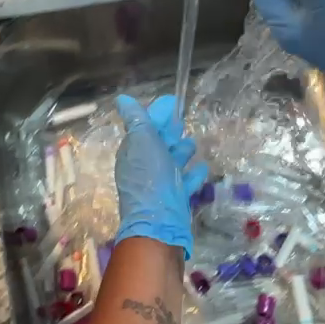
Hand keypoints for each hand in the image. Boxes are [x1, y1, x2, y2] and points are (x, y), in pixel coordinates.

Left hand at [113, 95, 209, 256]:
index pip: (144, 127)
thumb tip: (122, 99)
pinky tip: (202, 168)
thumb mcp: (142, 143)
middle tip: (181, 121)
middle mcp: (144, 167)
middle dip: (168, 132)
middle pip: (158, 144)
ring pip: (172, 162)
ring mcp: (160, 185)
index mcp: (134, 152)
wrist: (160, 224)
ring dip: (181, 151)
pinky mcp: (174, 199)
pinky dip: (193, 174)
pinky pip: (184, 182)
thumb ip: (136, 120)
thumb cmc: (151, 179)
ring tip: (192, 143)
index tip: (172, 103)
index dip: (157, 114)